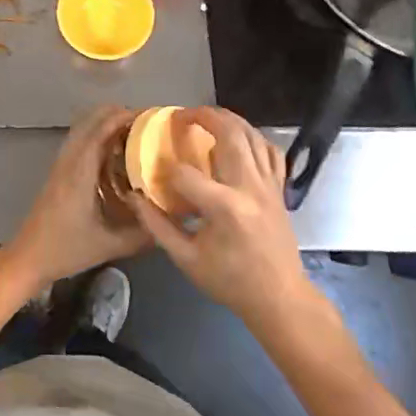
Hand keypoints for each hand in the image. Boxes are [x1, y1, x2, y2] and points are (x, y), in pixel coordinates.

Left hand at [5, 105, 149, 289]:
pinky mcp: (57, 174)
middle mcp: (67, 163)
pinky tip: (114, 152)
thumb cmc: (66, 249)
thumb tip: (173, 220)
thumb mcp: (110, 245)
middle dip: (114, 115)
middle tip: (145, 121)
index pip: (97, 133)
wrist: (28, 257)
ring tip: (134, 131)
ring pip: (80, 132)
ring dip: (103, 124)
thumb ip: (142, 234)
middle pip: (86, 124)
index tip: (148, 115)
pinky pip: (77, 144)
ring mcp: (59, 167)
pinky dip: (95, 137)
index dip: (120, 118)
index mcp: (78, 174)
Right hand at [128, 107, 319, 333]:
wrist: (280, 299)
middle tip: (181, 116)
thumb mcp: (185, 258)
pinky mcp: (279, 189)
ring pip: (253, 136)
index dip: (165, 170)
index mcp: (225, 207)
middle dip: (202, 117)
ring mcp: (270, 186)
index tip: (154, 176)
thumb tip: (135, 197)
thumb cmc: (230, 281)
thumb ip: (156, 224)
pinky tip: (238, 138)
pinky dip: (254, 137)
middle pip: (230, 134)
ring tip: (206, 118)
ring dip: (229, 120)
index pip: (186, 173)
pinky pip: (271, 151)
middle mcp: (251, 188)